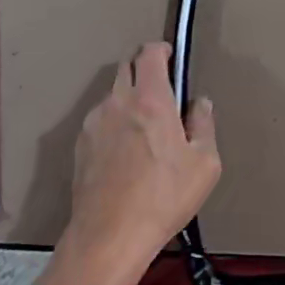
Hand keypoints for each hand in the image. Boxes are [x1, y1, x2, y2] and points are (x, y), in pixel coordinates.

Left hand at [64, 42, 220, 271]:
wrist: (110, 233)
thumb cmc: (164, 198)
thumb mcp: (205, 164)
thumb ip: (204, 125)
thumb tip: (199, 103)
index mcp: (150, 100)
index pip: (149, 53)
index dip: (161, 50)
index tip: (171, 58)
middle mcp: (117, 102)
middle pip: (127, 66)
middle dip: (144, 70)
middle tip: (162, 93)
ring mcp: (94, 122)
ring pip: (112, 94)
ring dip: (128, 98)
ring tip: (144, 128)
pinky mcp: (80, 143)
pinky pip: (100, 119)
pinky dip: (113, 122)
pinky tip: (124, 151)